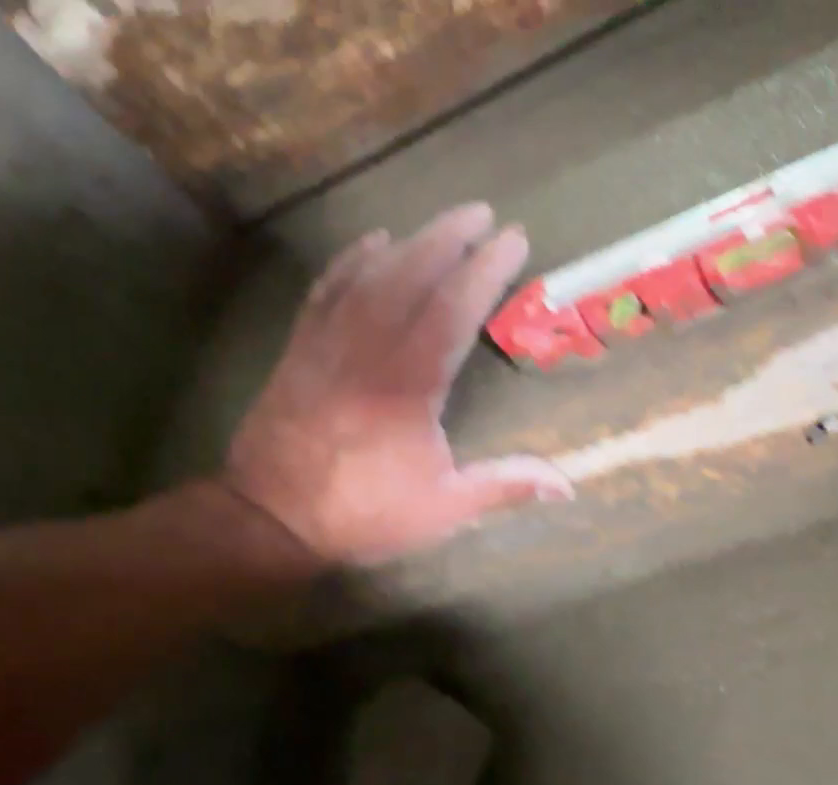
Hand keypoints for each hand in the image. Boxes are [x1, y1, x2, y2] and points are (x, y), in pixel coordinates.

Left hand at [224, 204, 573, 566]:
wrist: (268, 519)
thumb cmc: (364, 514)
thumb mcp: (444, 508)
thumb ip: (505, 486)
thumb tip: (568, 486)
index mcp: (407, 387)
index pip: (452, 310)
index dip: (485, 271)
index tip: (514, 240)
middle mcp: (367, 351)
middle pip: (409, 276)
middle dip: (449, 238)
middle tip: (483, 213)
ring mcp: (328, 344)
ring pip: (369, 276)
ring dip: (410, 242)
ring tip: (444, 223)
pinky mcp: (301, 349)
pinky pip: (327, 290)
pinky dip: (351, 261)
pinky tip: (373, 242)